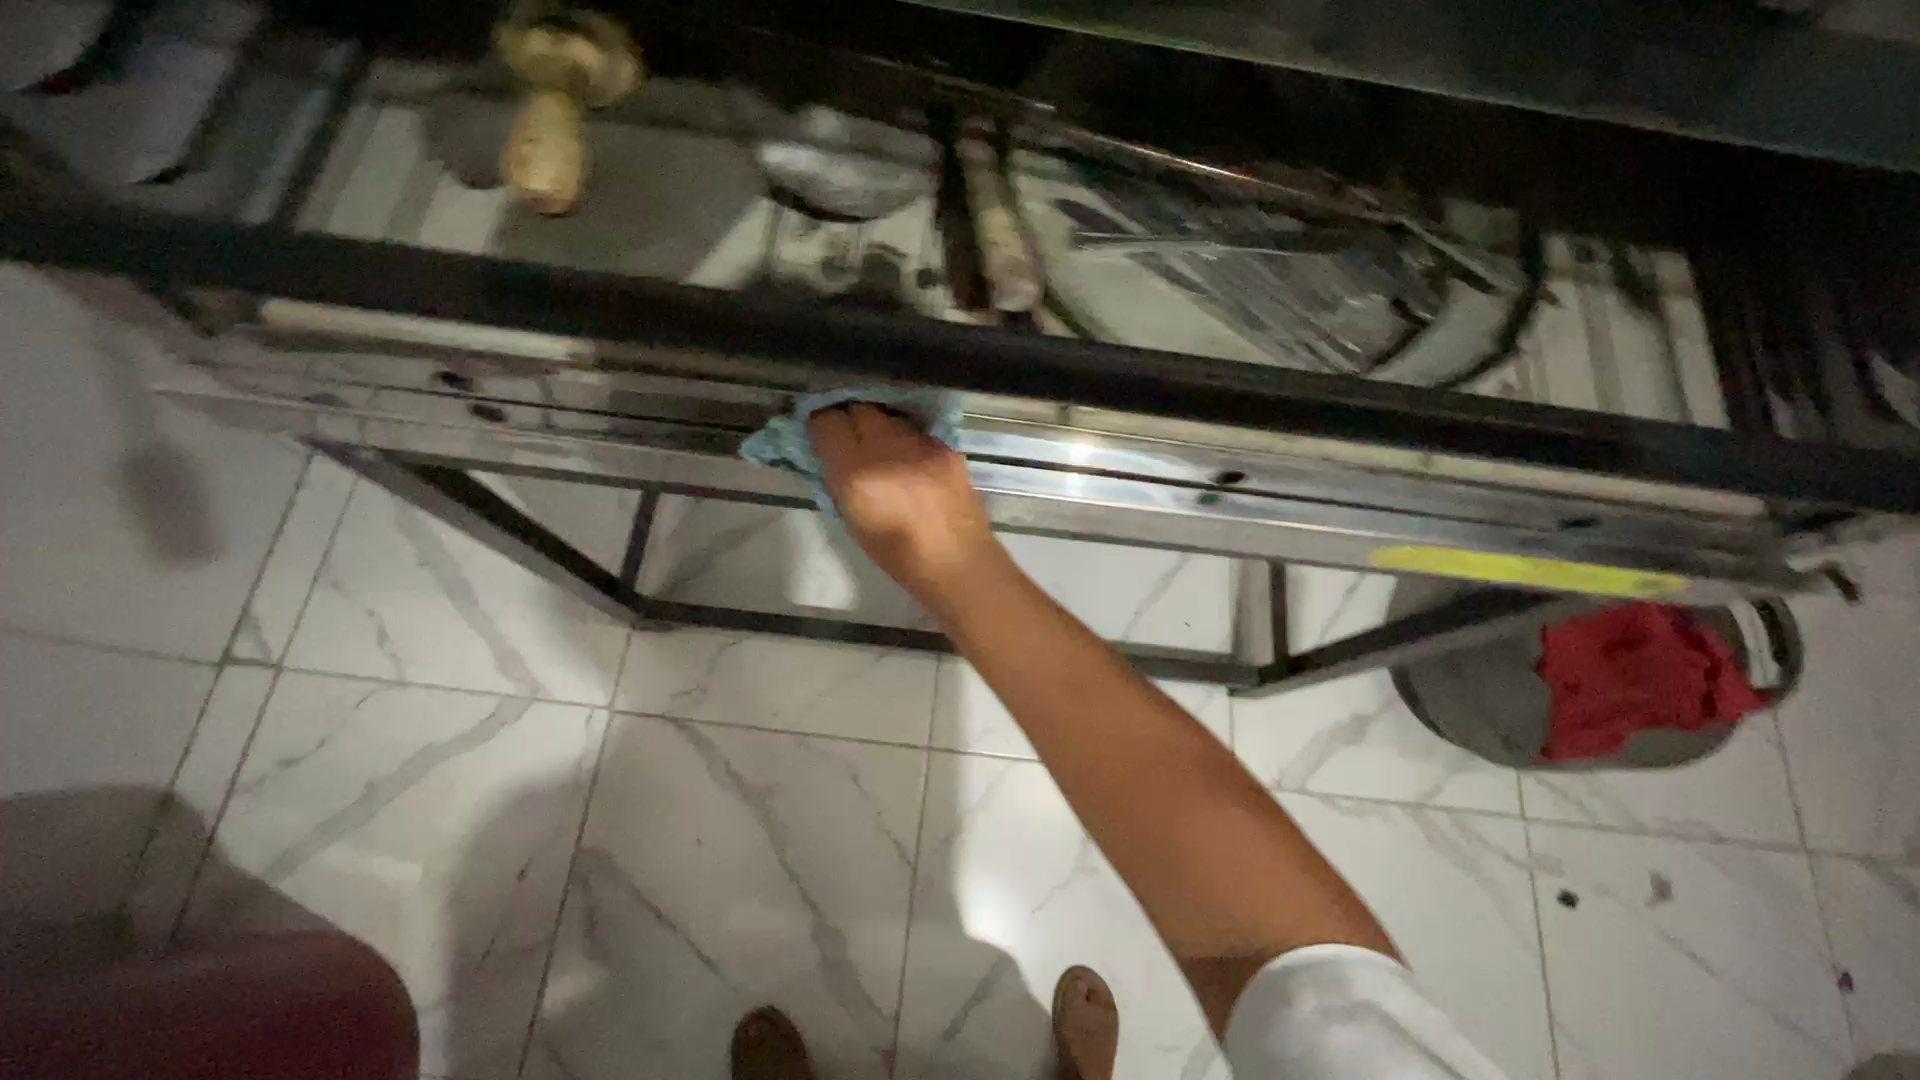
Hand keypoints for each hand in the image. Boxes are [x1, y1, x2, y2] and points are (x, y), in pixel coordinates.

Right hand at [809, 403, 1004, 604]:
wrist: (957, 561)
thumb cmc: (898, 554)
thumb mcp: (852, 521)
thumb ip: (839, 480)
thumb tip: (833, 454)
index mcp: (856, 474)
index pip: (827, 423)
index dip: (822, 427)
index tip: (824, 436)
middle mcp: (887, 450)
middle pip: (860, 409)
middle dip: (852, 421)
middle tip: (853, 440)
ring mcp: (921, 446)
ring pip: (890, 417)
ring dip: (882, 428)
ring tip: (885, 452)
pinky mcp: (946, 447)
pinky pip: (917, 433)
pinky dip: (909, 443)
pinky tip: (913, 464)